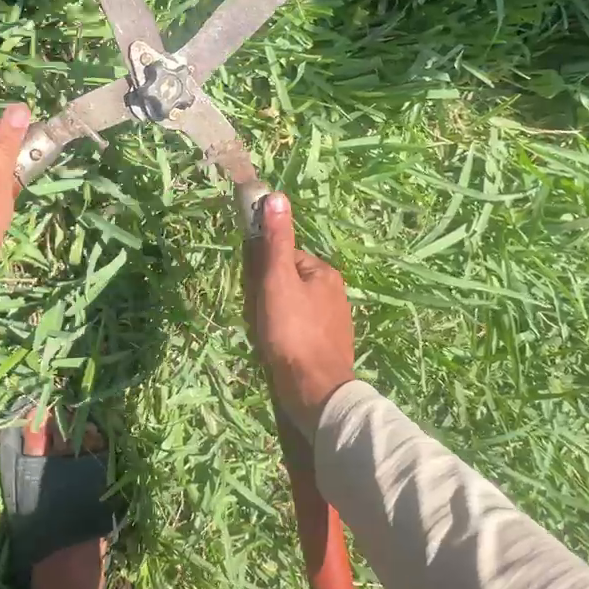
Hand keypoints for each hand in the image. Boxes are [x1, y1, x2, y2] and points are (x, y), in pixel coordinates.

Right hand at [243, 193, 355, 439]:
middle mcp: (333, 294)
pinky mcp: (327, 349)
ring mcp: (333, 323)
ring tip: (265, 339)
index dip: (261, 274)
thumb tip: (276, 196)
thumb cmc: (292, 330)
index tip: (254, 293)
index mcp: (323, 273)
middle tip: (259, 320)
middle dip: (265, 300)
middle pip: (285, 284)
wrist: (314, 392)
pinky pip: (296, 333)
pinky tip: (276, 353)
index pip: (282, 258)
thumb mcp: (277, 279)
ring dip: (270, 322)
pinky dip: (282, 340)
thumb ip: (276, 239)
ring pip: (289, 310)